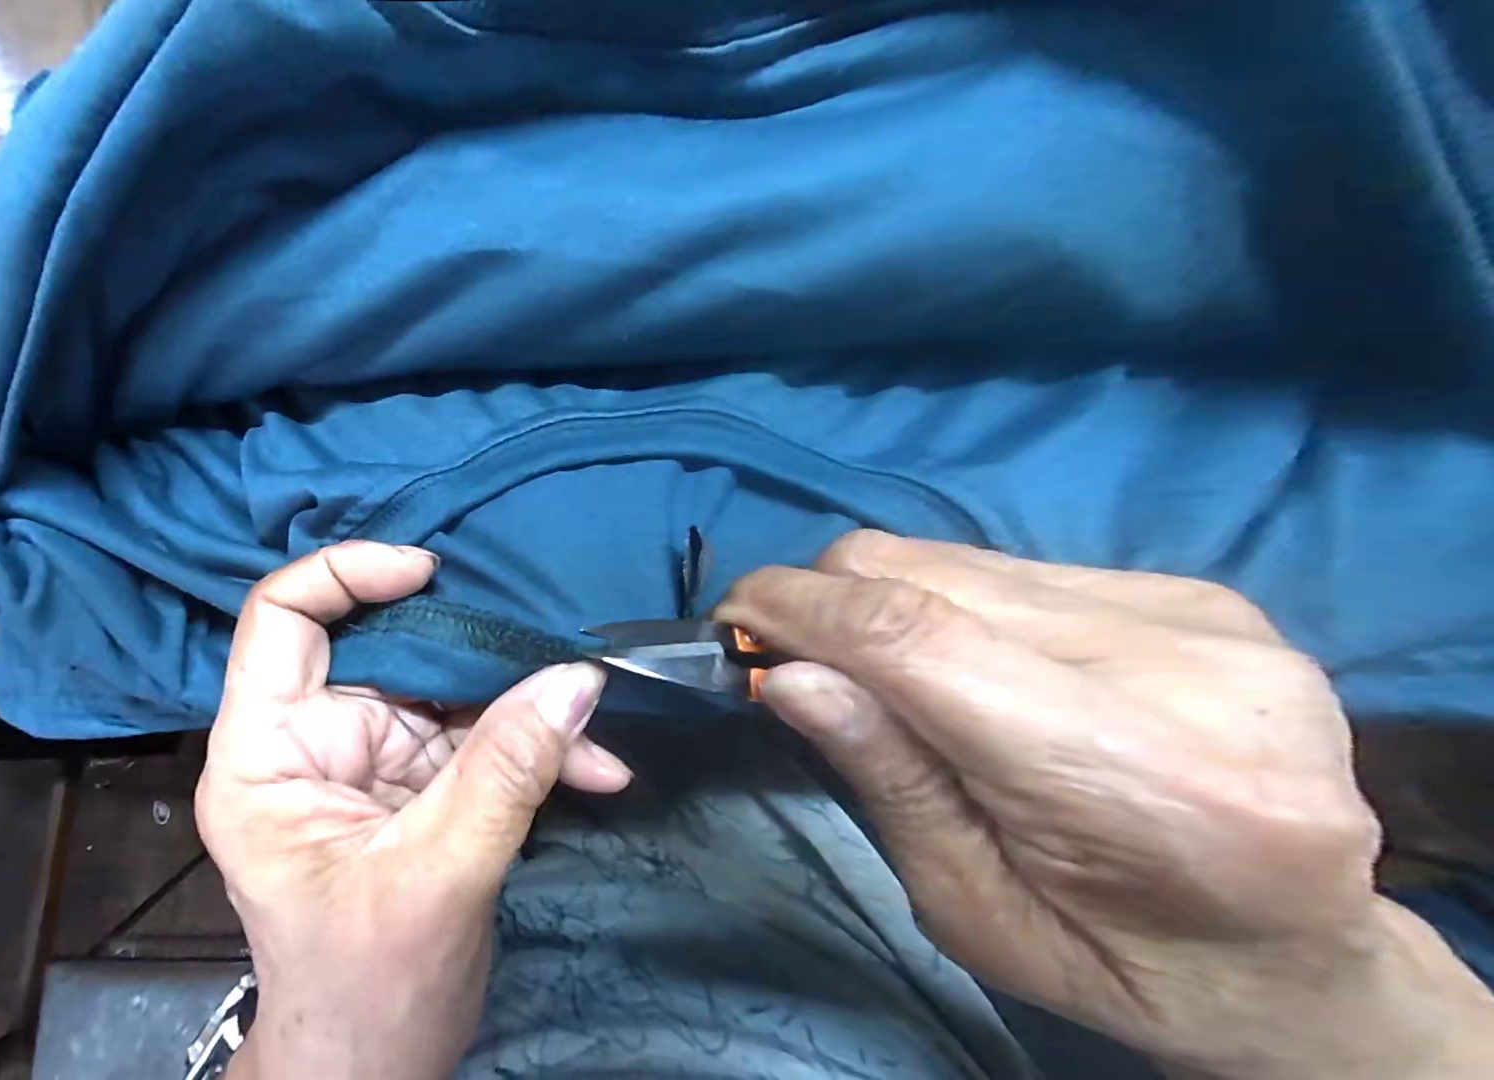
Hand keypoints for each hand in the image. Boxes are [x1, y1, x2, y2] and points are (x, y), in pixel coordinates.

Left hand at [195, 541, 627, 1079]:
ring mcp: (372, 752)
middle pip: (384, 641)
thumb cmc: (367, 990)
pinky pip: (479, 733)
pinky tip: (595, 770)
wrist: (376, 1069)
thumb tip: (576, 681)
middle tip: (541, 643)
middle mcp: (316, 736)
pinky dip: (535, 746)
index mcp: (270, 751)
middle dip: (468, 643)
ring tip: (591, 726)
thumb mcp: (437, 877)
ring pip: (446, 687)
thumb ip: (506, 772)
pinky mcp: (419, 776)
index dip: (346, 573)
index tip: (428, 572)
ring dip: (522, 703)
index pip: (283, 617)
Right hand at [717, 531, 1493, 1079]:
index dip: (801, 611)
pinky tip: (947, 654)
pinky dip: (930, 597)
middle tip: (782, 650)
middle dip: (818, 598)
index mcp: (1146, 784)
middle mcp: (1187, 669)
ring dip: (870, 597)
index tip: (729, 618)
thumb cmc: (1116, 962)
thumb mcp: (968, 905)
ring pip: (946, 554)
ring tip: (863, 661)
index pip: (919, 640)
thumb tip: (785, 676)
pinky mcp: (1188, 587)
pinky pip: (992, 563)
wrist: (1301, 957)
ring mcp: (1198, 613)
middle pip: (921, 574)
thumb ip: (881, 774)